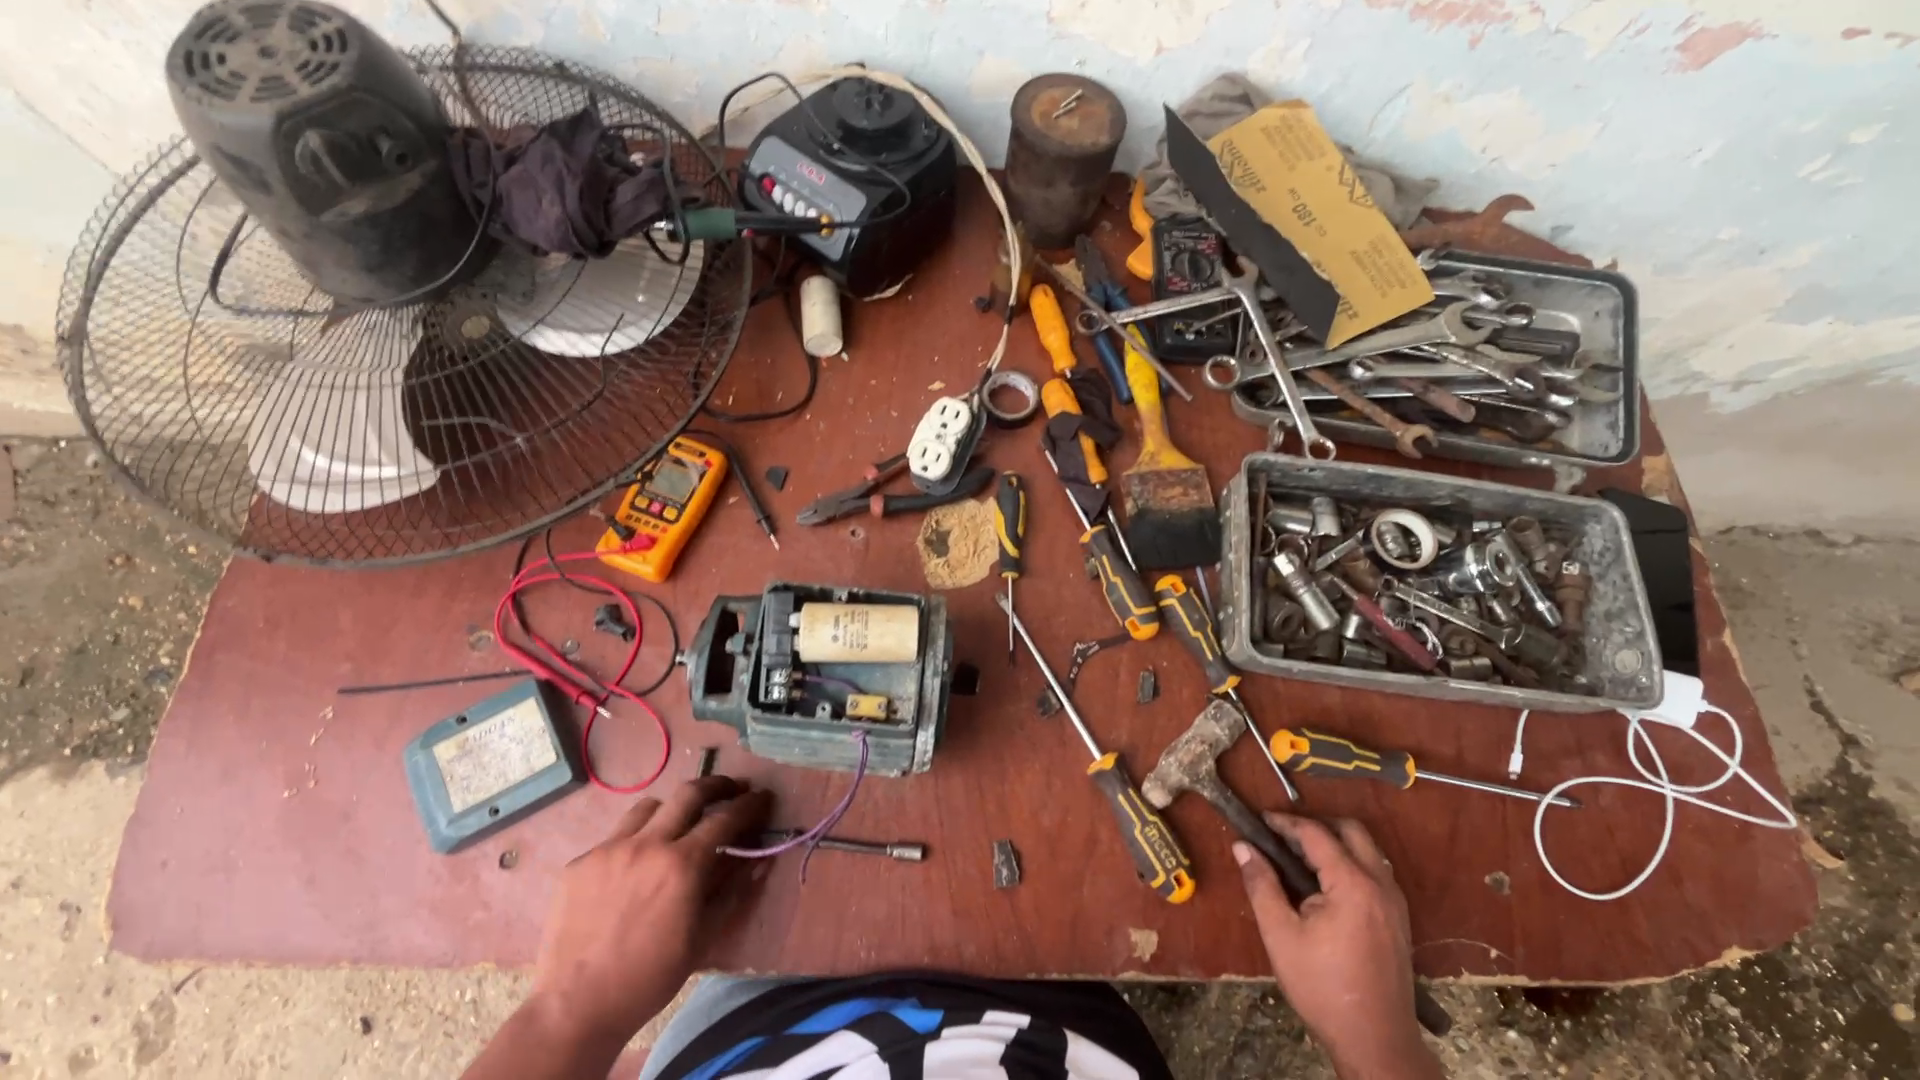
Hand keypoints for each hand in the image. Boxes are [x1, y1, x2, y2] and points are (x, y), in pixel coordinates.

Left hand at [528, 776, 772, 1045]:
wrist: (576, 1006)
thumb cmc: (650, 977)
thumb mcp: (703, 937)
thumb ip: (731, 892)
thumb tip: (756, 862)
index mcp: (681, 865)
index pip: (725, 819)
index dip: (750, 805)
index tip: (763, 797)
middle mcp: (646, 845)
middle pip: (688, 793)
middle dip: (717, 785)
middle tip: (732, 788)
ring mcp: (608, 850)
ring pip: (648, 807)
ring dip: (673, 808)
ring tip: (681, 822)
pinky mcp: (579, 863)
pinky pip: (615, 836)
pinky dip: (636, 840)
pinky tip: (636, 865)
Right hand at [1235, 812, 1438, 1078]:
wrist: (1375, 1040)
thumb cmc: (1321, 986)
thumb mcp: (1280, 935)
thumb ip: (1261, 885)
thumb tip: (1242, 847)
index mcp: (1352, 885)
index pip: (1316, 834)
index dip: (1286, 823)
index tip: (1260, 821)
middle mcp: (1380, 884)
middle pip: (1351, 831)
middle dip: (1316, 825)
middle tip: (1282, 836)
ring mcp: (1395, 902)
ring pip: (1367, 851)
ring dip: (1335, 843)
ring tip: (1299, 858)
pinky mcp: (1399, 920)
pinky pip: (1375, 873)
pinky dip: (1350, 863)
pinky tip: (1325, 886)